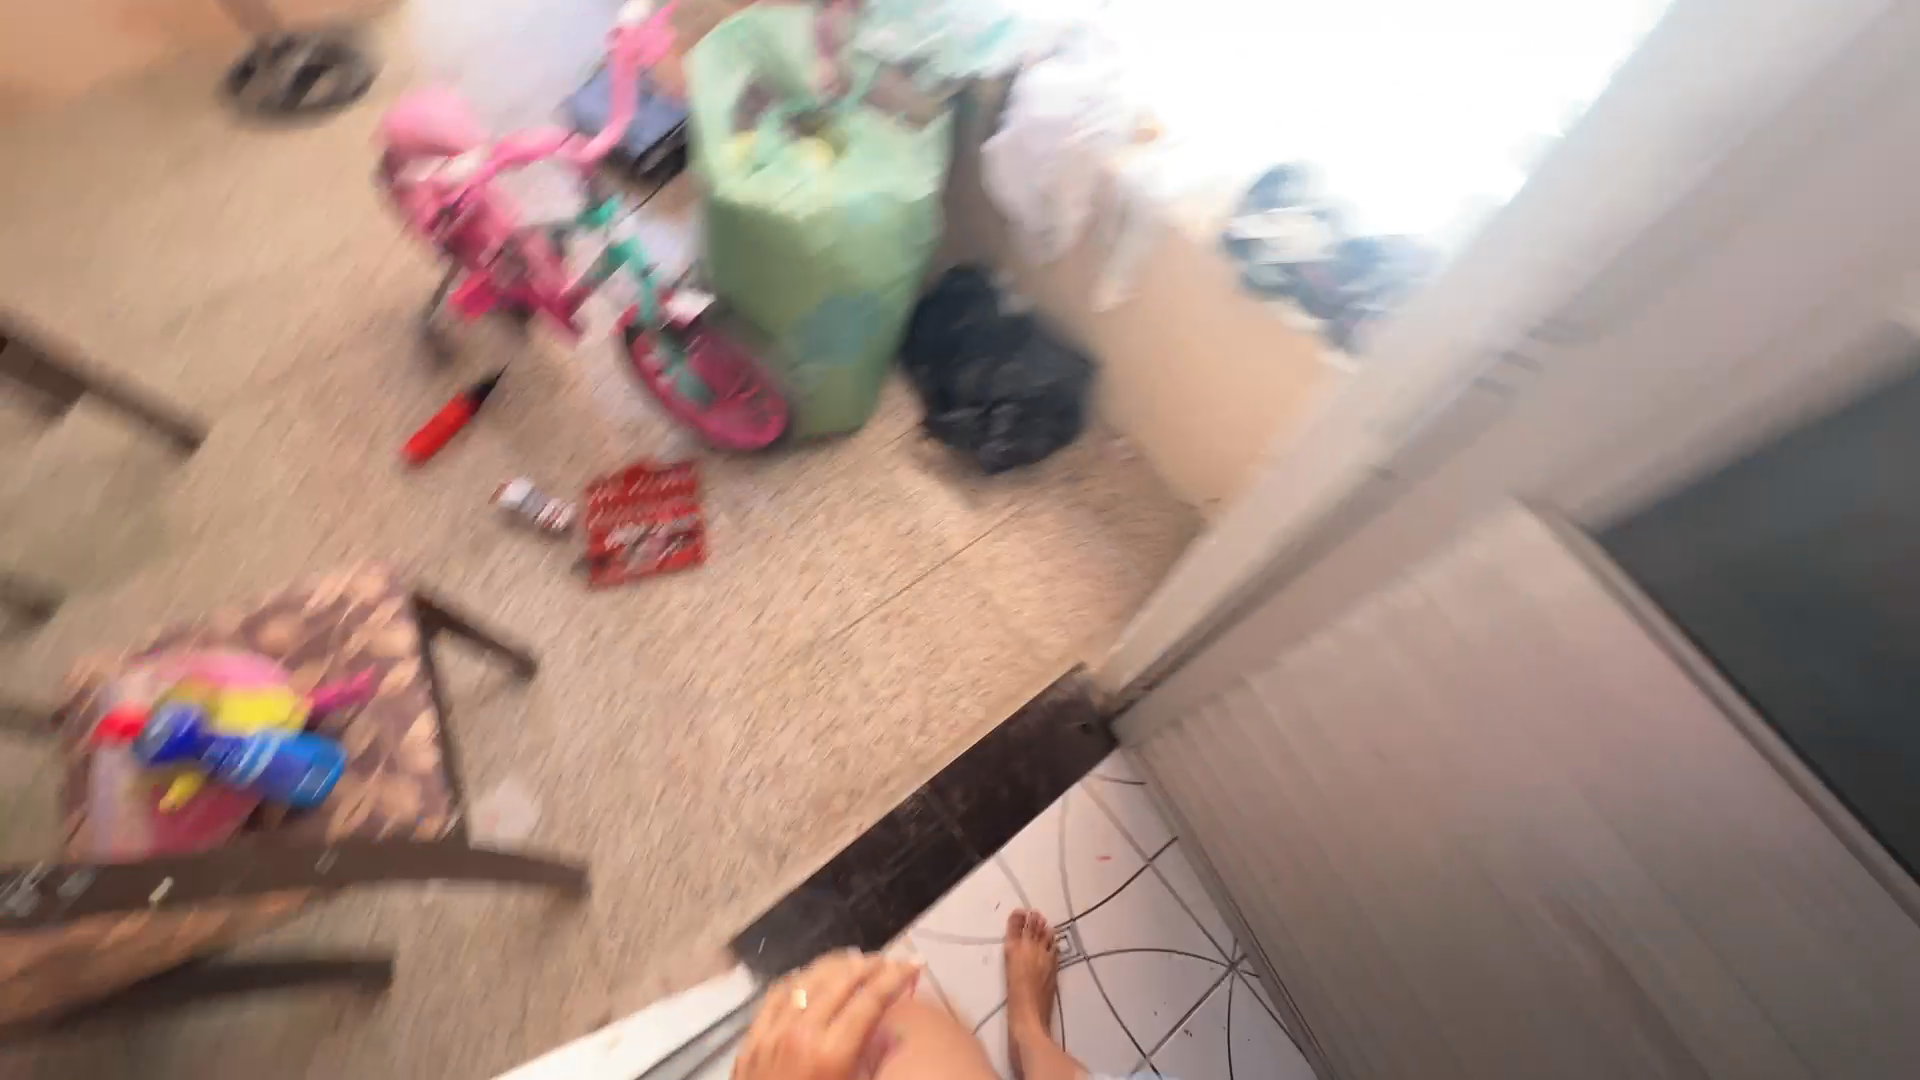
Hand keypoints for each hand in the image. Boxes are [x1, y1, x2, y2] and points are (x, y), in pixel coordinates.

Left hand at [733, 951, 919, 1079]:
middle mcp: (802, 1033)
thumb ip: (872, 1065)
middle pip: (843, 979)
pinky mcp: (751, 1041)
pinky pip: (777, 994)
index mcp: (831, 1055)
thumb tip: (893, 1035)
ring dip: (838, 965)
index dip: (896, 977)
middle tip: (892, 961)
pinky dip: (800, 979)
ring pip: (810, 979)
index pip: (871, 999)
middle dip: (872, 964)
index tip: (916, 964)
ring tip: (858, 962)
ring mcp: (772, 1033)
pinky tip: (812, 977)